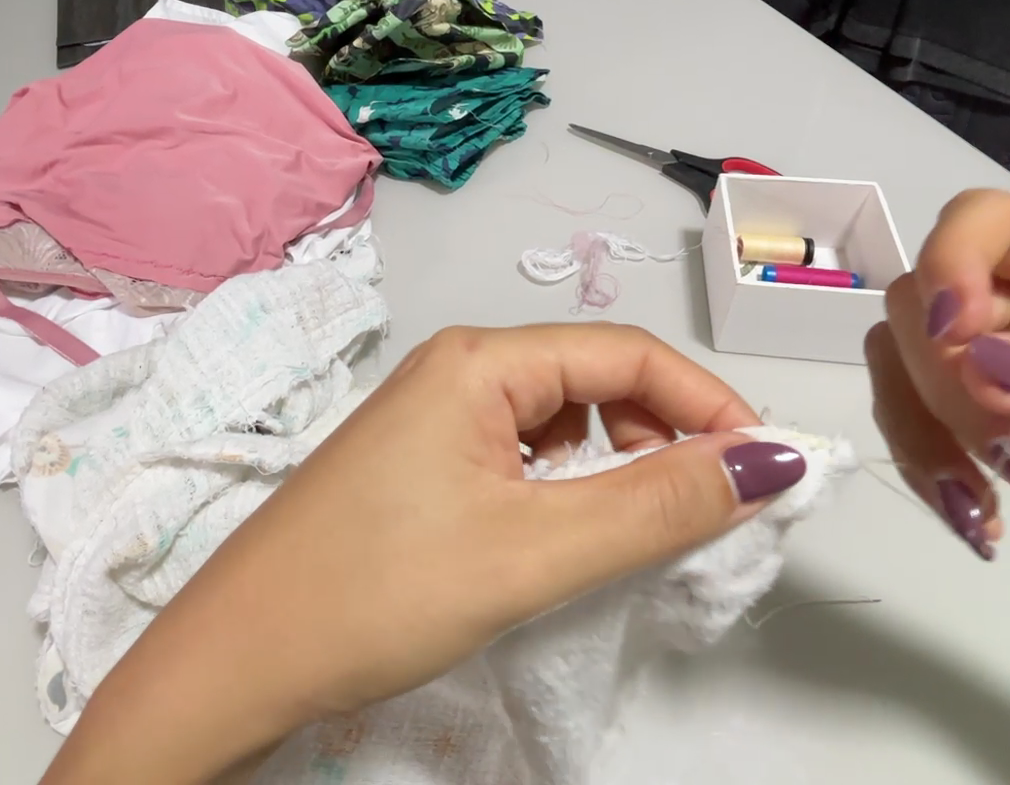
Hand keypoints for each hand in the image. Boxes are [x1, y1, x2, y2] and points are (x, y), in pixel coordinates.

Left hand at [42, 323, 806, 783]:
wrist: (240, 656)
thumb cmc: (381, 592)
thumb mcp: (535, 549)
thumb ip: (658, 503)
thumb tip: (769, 461)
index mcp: (481, 360)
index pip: (626, 354)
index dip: (706, 403)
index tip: (766, 470)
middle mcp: (458, 368)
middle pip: (594, 379)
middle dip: (663, 433)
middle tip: (708, 508)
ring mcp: (435, 412)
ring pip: (560, 417)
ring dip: (616, 461)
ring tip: (638, 526)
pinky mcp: (423, 457)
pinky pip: (521, 450)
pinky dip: (567, 481)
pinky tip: (569, 528)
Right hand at [865, 188, 1009, 600]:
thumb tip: (987, 367)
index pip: (986, 221)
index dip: (951, 259)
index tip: (957, 334)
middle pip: (919, 296)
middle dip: (948, 377)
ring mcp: (987, 369)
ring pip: (895, 358)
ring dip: (930, 429)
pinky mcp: (966, 426)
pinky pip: (898, 418)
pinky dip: (921, 465)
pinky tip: (981, 513)